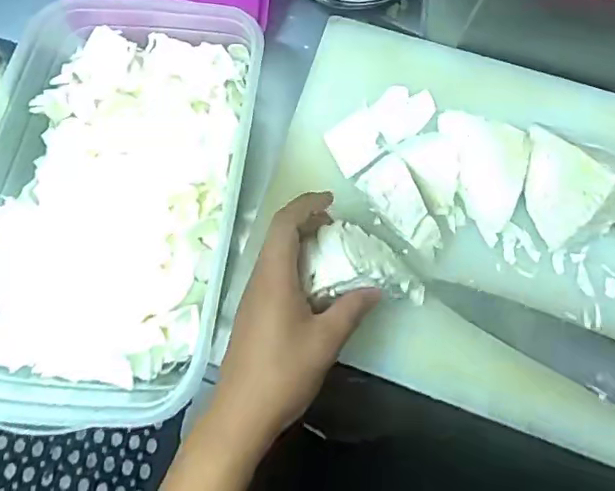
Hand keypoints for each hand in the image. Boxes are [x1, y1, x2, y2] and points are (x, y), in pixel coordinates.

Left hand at [214, 191, 381, 444]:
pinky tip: (311, 284)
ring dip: (298, 241)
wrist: (239, 414)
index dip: (306, 204)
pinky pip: (272, 270)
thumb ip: (350, 310)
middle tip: (334, 225)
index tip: (330, 200)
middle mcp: (259, 277)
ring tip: (327, 250)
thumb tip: (375, 289)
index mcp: (273, 275)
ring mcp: (252, 294)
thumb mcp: (325, 341)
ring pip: (273, 252)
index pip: (284, 222)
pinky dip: (293, 262)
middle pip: (277, 233)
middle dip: (305, 219)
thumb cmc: (282, 372)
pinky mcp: (252, 311)